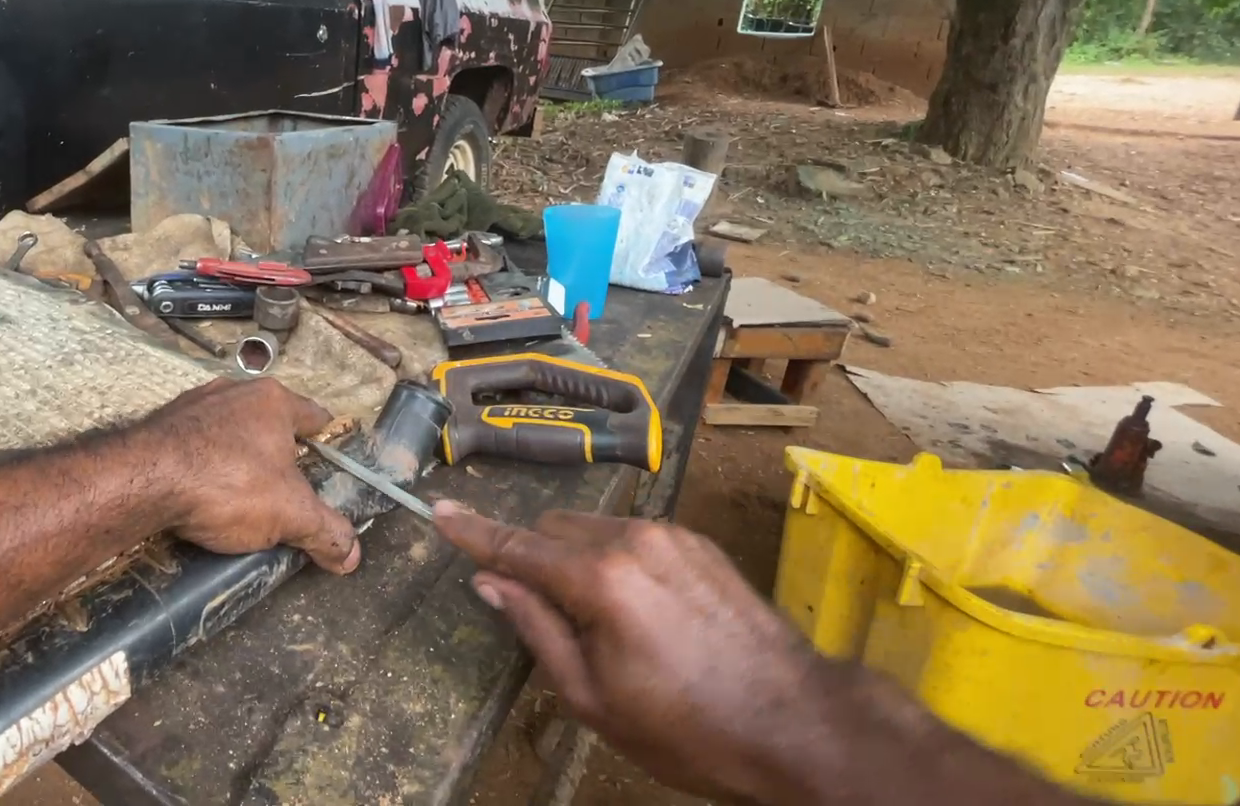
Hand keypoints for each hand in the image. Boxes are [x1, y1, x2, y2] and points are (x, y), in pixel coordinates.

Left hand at [140, 379, 360, 573]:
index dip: (323, 437)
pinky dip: (202, 460)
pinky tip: (200, 488)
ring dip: (237, 452)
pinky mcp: (162, 422)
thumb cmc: (228, 484)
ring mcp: (195, 403)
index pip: (312, 414)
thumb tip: (351, 555)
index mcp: (273, 401)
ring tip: (240, 489)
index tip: (326, 455)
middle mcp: (236, 391)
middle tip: (284, 484)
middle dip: (277, 449)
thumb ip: (326, 531)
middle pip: (269, 420)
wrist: (144, 479)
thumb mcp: (290, 515)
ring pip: (230, 427)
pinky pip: (194, 441)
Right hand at [434, 505, 830, 801]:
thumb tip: (490, 582)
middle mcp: (629, 541)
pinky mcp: (696, 540)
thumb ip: (535, 629)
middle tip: (550, 612)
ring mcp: (667, 535)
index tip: (438, 510)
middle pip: (552, 529)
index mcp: (598, 582)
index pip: (516, 546)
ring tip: (606, 617)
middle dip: (536, 557)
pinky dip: (615, 557)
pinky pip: (631, 534)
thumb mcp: (594, 698)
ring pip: (591, 527)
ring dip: (576, 557)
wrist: (801, 726)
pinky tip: (644, 605)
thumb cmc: (687, 729)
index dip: (472, 531)